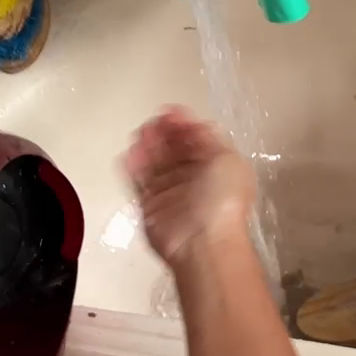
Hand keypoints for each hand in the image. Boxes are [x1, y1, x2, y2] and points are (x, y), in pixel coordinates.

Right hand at [124, 106, 254, 265]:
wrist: (203, 243)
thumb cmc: (221, 200)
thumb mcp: (226, 159)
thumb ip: (209, 138)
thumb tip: (195, 123)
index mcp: (215, 166)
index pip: (195, 138)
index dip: (182, 124)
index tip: (170, 112)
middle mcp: (192, 178)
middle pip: (172, 148)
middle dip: (162, 133)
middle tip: (152, 124)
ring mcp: (169, 192)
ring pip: (153, 162)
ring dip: (146, 146)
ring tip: (140, 136)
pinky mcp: (149, 205)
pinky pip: (137, 182)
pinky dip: (132, 167)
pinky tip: (129, 154)